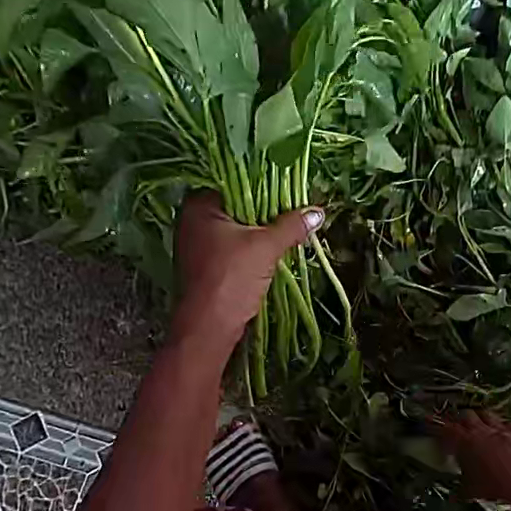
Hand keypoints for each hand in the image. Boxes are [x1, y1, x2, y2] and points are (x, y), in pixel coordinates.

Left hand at [170, 192, 322, 351]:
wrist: (209, 327)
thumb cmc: (230, 279)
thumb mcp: (266, 247)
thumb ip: (291, 226)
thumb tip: (318, 212)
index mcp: (200, 206)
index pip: (236, 183)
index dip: (266, 185)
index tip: (291, 190)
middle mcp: (193, 221)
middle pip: (238, 206)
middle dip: (267, 211)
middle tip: (295, 210)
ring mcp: (198, 245)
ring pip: (238, 229)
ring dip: (262, 232)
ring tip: (290, 229)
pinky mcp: (207, 265)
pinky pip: (234, 247)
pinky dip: (253, 248)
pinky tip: (274, 251)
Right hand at [435, 410, 510, 507]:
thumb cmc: (492, 486)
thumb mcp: (470, 491)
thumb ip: (461, 490)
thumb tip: (454, 497)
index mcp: (463, 442)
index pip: (444, 430)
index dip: (436, 426)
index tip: (428, 422)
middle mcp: (480, 431)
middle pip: (465, 415)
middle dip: (460, 418)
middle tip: (457, 425)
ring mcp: (500, 429)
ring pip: (486, 414)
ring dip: (481, 418)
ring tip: (479, 424)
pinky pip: (509, 424)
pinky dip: (506, 427)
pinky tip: (506, 432)